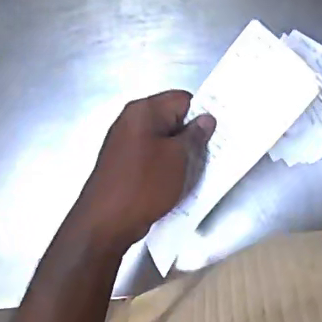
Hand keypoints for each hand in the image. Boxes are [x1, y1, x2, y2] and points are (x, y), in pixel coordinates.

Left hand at [68, 91, 213, 251]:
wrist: (106, 222)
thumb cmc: (144, 185)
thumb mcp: (178, 158)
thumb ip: (195, 135)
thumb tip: (205, 119)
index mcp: (143, 111)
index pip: (183, 99)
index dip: (201, 115)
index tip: (216, 135)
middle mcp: (130, 122)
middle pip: (171, 121)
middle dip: (191, 137)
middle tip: (210, 156)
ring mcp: (124, 145)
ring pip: (163, 143)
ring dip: (179, 157)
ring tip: (195, 173)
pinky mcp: (123, 167)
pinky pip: (152, 161)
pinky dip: (165, 170)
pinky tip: (176, 185)